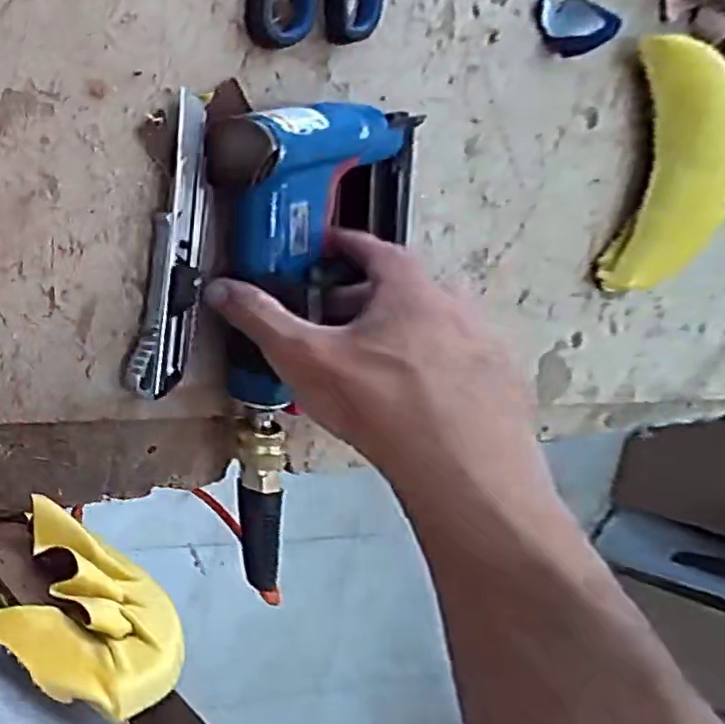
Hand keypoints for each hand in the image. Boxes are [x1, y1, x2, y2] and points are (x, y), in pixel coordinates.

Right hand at [205, 231, 550, 511]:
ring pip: (429, 325)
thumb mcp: (302, 356)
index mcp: (411, 293)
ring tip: (359, 358)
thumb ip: (259, 316)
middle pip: (401, 288)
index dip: (343, 244)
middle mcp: (456, 312)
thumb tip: (223, 290)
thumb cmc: (383, 408)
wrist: (465, 479)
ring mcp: (485, 351)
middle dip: (360, 296)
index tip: (322, 247)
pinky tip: (399, 394)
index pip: (375, 248)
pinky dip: (424, 365)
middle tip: (328, 314)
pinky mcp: (501, 389)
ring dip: (393, 331)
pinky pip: (454, 361)